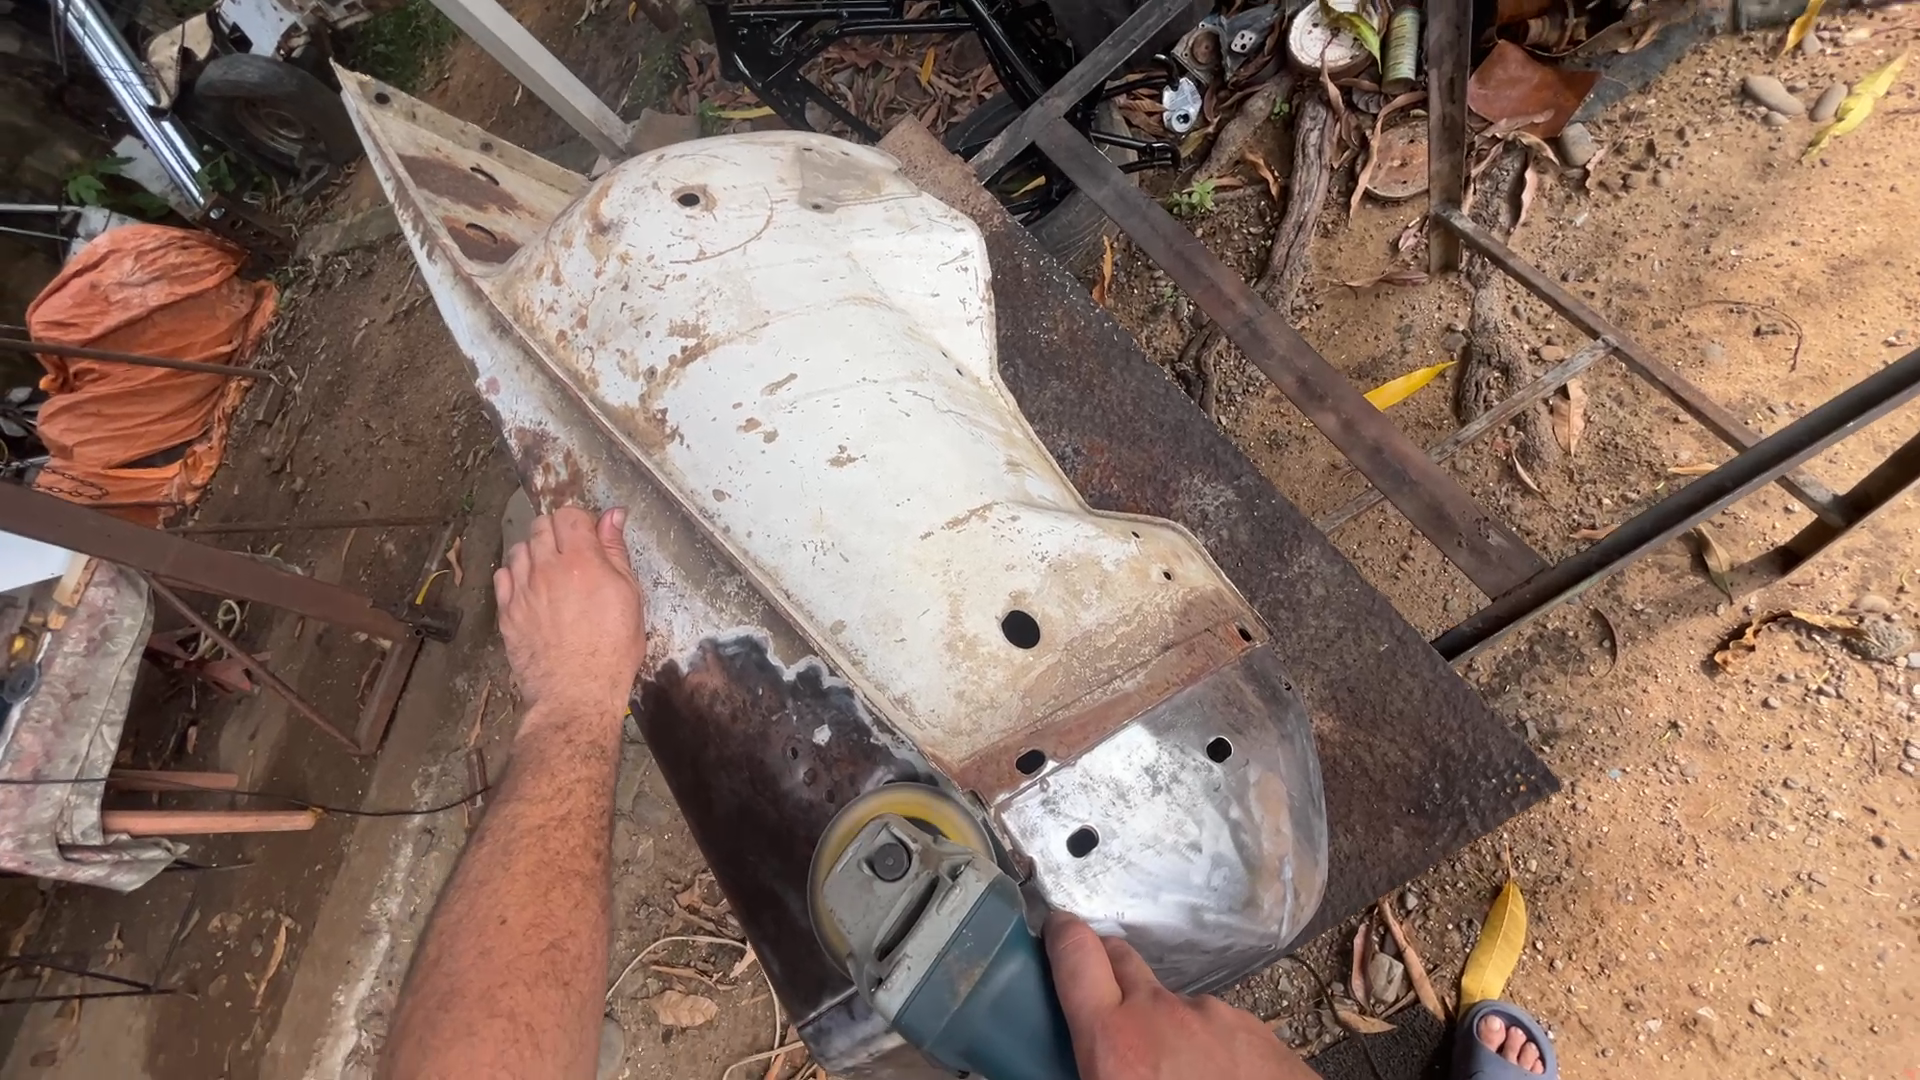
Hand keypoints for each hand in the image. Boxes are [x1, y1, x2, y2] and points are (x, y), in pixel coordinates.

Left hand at [493, 506, 646, 721]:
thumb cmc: (613, 646)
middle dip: (558, 532)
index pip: (569, 515)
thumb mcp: (629, 595)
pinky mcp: (506, 611)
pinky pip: (502, 576)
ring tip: (553, 572)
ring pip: (519, 548)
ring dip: (536, 551)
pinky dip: (517, 574)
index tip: (593, 538)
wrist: (577, 691)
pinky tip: (534, 589)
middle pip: (541, 525)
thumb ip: (616, 551)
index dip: (583, 521)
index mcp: (581, 561)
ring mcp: (521, 590)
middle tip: (575, 554)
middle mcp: (546, 568)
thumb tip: (613, 516)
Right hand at [1046, 913, 1313, 1079]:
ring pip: (1173, 1002)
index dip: (1062, 935)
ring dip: (1166, 1025)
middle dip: (1107, 970)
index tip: (1056, 932)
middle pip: (1120, 956)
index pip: (1075, 953)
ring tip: (1178, 1077)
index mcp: (1115, 1043)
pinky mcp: (1257, 1029)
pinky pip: (1218, 1026)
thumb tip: (1084, 1064)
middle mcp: (1161, 1015)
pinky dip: (1210, 1047)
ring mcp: (1214, 1016)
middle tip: (1105, 1006)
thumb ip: (1090, 1072)